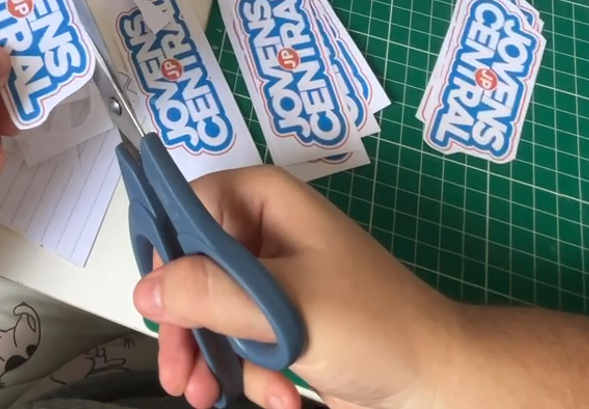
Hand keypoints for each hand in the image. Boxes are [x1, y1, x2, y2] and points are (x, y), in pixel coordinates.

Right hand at [132, 166, 461, 408]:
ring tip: (206, 397)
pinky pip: (239, 336)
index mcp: (263, 199)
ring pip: (210, 306)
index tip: (154, 303)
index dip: (166, 250)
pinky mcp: (280, 318)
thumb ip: (212, 294)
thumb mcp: (286, 307)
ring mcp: (271, 276)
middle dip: (186, 323)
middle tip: (176, 371)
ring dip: (211, 355)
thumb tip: (146, 288)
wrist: (441, 388)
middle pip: (192, 264)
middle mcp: (261, 230)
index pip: (189, 205)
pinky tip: (277, 397)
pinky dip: (248, 371)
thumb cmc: (373, 327)